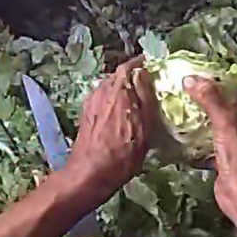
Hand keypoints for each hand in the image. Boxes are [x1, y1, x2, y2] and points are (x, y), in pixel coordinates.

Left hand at [60, 58, 154, 203]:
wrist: (91, 172)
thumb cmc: (124, 152)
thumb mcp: (144, 126)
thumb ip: (144, 96)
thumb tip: (143, 71)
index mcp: (118, 90)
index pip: (128, 66)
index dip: (140, 64)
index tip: (150, 65)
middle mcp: (102, 91)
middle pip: (117, 75)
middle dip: (131, 75)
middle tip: (145, 82)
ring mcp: (91, 102)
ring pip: (108, 86)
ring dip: (120, 87)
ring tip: (134, 96)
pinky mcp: (86, 113)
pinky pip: (101, 97)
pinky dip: (112, 98)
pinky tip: (119, 110)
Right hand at [185, 74, 236, 223]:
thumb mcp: (226, 123)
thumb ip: (210, 100)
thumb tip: (190, 79)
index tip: (236, 63)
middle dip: (231, 89)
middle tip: (210, 76)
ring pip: (231, 119)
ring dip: (217, 110)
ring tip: (197, 97)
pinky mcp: (229, 155)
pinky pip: (217, 137)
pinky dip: (206, 131)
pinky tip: (191, 127)